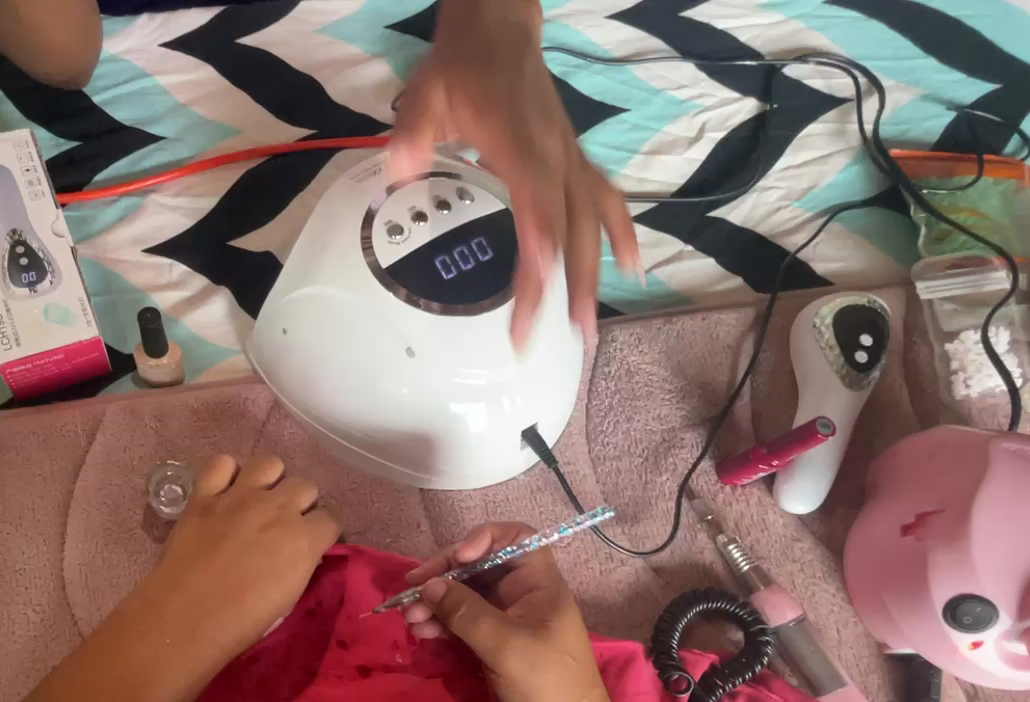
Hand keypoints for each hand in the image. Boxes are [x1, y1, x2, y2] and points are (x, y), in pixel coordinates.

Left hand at [138, 455, 340, 666]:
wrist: (188, 617)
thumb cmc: (243, 621)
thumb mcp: (288, 598)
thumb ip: (300, 565)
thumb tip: (300, 552)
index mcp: (304, 538)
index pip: (330, 519)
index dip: (322, 532)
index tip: (312, 543)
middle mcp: (277, 507)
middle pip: (304, 486)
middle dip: (300, 504)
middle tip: (284, 525)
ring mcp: (239, 496)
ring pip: (269, 464)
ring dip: (270, 480)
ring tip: (259, 500)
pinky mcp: (204, 495)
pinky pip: (221, 463)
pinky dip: (226, 473)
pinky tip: (224, 491)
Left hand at [389, 0, 638, 349]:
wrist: (498, 28)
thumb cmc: (460, 69)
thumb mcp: (427, 96)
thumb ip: (413, 134)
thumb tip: (398, 172)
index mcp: (522, 153)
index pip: (537, 224)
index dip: (537, 273)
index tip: (527, 319)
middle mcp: (557, 161)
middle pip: (573, 234)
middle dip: (573, 290)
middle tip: (572, 342)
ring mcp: (571, 160)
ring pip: (594, 224)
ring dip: (596, 276)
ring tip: (592, 327)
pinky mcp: (574, 160)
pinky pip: (606, 199)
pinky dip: (620, 233)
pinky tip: (631, 266)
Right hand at [402, 523, 614, 701]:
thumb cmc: (547, 683)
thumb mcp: (504, 645)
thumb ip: (465, 611)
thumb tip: (429, 586)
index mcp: (538, 583)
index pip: (514, 537)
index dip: (484, 538)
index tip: (459, 557)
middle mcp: (520, 592)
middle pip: (478, 565)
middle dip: (444, 575)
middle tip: (412, 588)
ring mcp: (504, 616)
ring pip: (463, 593)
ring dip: (434, 601)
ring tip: (409, 617)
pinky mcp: (490, 638)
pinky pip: (459, 619)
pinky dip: (439, 622)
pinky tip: (420, 631)